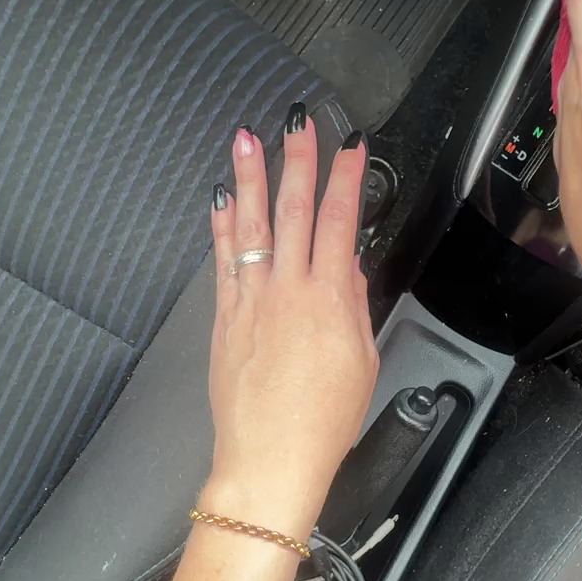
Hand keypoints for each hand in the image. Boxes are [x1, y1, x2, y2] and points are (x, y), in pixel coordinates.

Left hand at [204, 115, 379, 538]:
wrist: (269, 459)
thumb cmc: (323, 421)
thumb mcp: (361, 363)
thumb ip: (355, 308)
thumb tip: (350, 271)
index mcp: (330, 300)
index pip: (341, 223)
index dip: (347, 179)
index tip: (351, 147)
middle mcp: (287, 290)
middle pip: (295, 211)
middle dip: (298, 160)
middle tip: (298, 121)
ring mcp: (250, 301)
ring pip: (251, 226)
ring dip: (250, 178)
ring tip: (246, 138)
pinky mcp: (224, 318)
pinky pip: (223, 261)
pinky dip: (221, 227)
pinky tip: (219, 198)